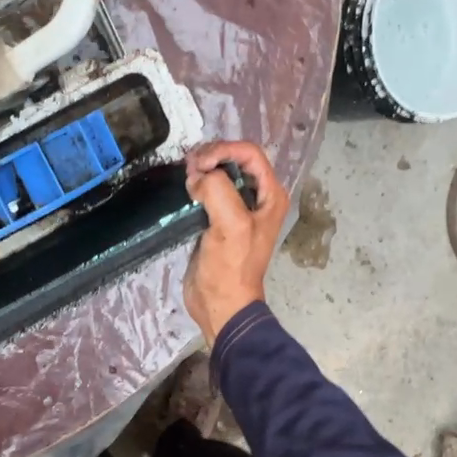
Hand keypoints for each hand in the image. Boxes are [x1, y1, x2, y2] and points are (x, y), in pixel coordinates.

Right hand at [183, 141, 288, 343]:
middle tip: (189, 169)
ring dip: (202, 170)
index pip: (249, 153)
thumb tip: (197, 177)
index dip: (223, 151)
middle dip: (211, 157)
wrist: (221, 305)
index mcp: (270, 195)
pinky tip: (185, 190)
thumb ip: (218, 191)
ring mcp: (237, 209)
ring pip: (220, 174)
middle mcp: (258, 198)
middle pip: (235, 160)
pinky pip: (209, 191)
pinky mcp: (218, 221)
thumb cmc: (231, 268)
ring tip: (186, 177)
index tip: (198, 165)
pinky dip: (197, 185)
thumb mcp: (231, 225)